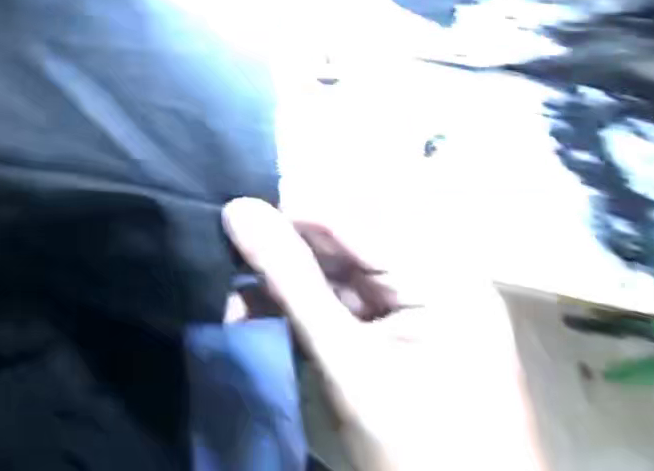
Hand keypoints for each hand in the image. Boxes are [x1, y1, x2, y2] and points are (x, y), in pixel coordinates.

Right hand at [223, 198, 543, 470]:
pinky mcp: (395, 333)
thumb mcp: (347, 363)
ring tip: (223, 291)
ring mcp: (414, 307)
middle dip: (275, 249)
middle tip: (216, 253)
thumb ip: (290, 279)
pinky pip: (336, 300)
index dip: (281, 212)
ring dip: (277, 280)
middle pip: (335, 241)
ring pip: (329, 270)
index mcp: (437, 276)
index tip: (222, 216)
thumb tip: (234, 206)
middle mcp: (429, 277)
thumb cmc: (421, 454)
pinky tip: (247, 310)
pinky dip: (294, 305)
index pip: (343, 218)